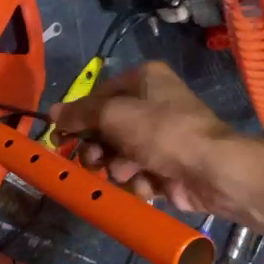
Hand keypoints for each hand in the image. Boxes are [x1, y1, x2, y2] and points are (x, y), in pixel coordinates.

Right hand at [50, 62, 239, 213]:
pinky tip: (147, 184)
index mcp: (144, 80)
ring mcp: (160, 138)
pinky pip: (136, 173)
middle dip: (97, 148)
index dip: (77, 117)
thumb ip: (79, 113)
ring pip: (118, 155)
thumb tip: (52, 113)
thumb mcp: (113, 114)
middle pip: (106, 128)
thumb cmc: (161, 131)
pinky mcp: (166, 167)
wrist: (212, 171)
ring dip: (116, 167)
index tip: (59, 136)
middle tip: (92, 160)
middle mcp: (153, 104)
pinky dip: (137, 181)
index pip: (98, 95)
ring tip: (127, 172)